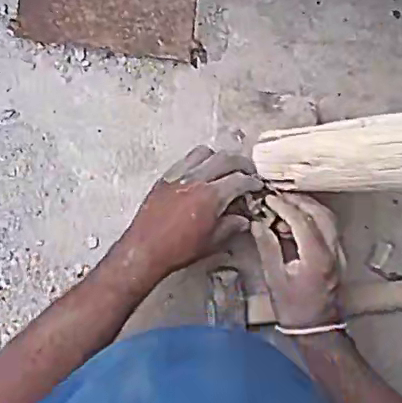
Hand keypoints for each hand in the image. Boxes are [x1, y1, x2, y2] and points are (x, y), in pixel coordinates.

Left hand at [108, 146, 261, 280]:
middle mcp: (195, 179)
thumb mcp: (212, 242)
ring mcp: (177, 175)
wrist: (145, 249)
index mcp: (211, 195)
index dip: (252, 182)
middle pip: (225, 158)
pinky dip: (198, 162)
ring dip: (218, 157)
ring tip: (224, 169)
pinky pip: (185, 160)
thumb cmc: (178, 249)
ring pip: (203, 153)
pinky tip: (200, 176)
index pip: (239, 179)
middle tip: (248, 172)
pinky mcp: (164, 178)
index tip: (257, 186)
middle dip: (241, 163)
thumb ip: (231, 226)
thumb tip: (242, 219)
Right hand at [250, 193, 344, 328]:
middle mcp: (332, 251)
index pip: (302, 220)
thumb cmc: (293, 308)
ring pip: (328, 218)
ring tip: (285, 206)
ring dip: (308, 208)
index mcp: (316, 256)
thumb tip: (258, 224)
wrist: (316, 329)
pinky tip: (296, 222)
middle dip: (299, 201)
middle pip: (320, 213)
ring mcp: (338, 253)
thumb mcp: (274, 278)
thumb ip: (268, 247)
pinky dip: (313, 218)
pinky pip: (329, 228)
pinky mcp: (337, 256)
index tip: (268, 199)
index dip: (284, 206)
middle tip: (278, 197)